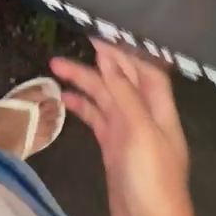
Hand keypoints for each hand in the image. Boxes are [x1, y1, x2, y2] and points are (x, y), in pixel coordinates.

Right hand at [52, 40, 194, 215]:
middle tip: (75, 42)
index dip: (125, 53)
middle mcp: (144, 118)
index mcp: (159, 112)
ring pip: (104, 98)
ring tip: (56, 66)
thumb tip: (109, 58)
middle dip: (100, 62)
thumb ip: (126, 94)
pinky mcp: (112, 150)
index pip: (146, 71)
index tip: (99, 36)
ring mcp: (127, 135)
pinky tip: (63, 98)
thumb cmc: (152, 179)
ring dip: (84, 81)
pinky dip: (81, 106)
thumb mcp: (141, 132)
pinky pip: (96, 119)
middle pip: (122, 81)